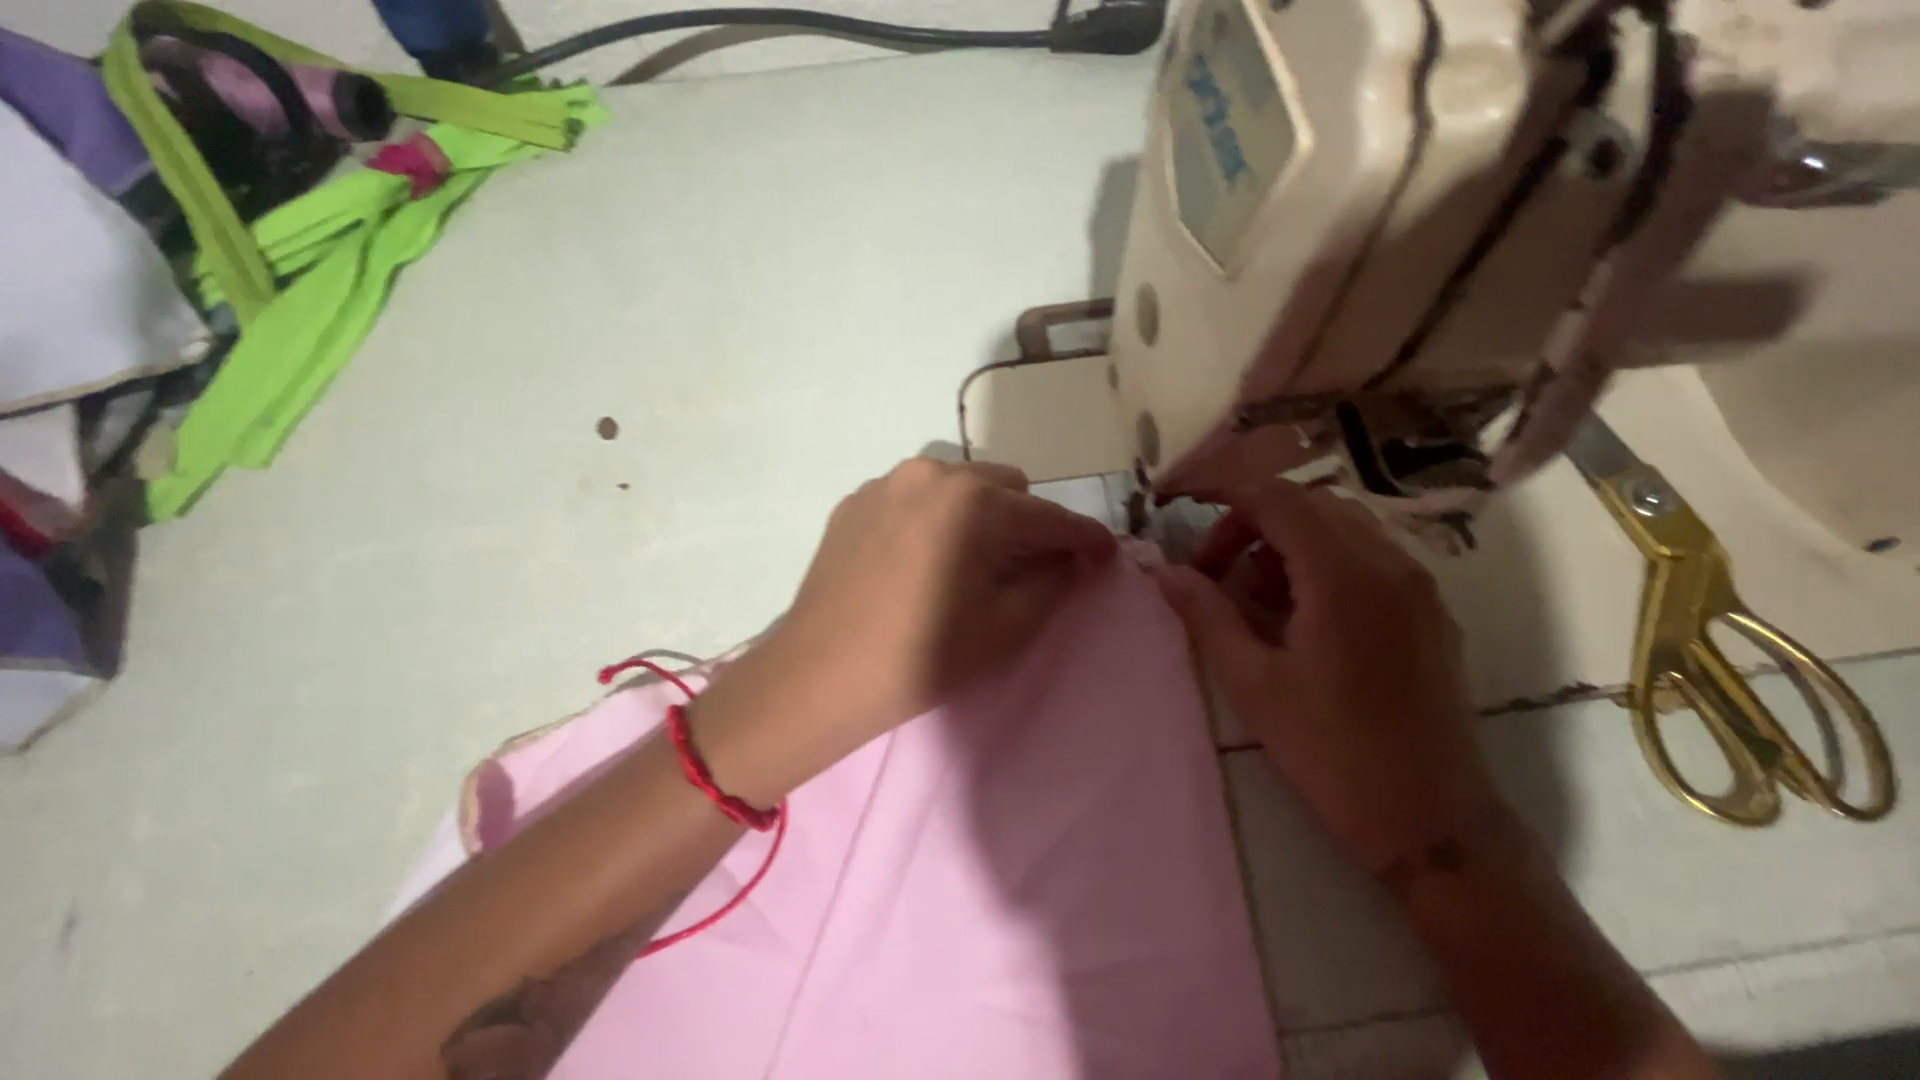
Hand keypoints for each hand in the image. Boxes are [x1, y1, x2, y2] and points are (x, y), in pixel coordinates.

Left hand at [695, 458, 1116, 802]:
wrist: (817, 678)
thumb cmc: (921, 658)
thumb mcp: (1004, 626)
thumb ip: (1051, 580)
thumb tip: (1070, 557)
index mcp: (972, 500)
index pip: (1046, 516)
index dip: (1083, 537)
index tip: (1106, 554)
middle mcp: (930, 473)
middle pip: (1004, 488)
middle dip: (1027, 523)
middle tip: (1031, 568)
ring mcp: (886, 483)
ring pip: (958, 488)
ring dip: (980, 516)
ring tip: (974, 564)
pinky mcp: (855, 502)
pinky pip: (915, 500)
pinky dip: (935, 521)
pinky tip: (924, 563)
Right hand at [1150, 479, 1502, 870]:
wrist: (1431, 818)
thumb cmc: (1332, 753)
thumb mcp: (1253, 684)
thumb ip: (1206, 615)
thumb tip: (1165, 569)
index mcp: (1344, 576)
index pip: (1278, 498)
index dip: (1224, 493)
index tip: (1182, 508)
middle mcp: (1390, 564)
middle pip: (1310, 505)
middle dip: (1251, 522)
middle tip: (1214, 571)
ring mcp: (1419, 586)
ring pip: (1343, 527)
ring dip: (1288, 542)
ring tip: (1255, 597)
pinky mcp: (1430, 611)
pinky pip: (1371, 557)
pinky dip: (1325, 563)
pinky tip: (1302, 616)